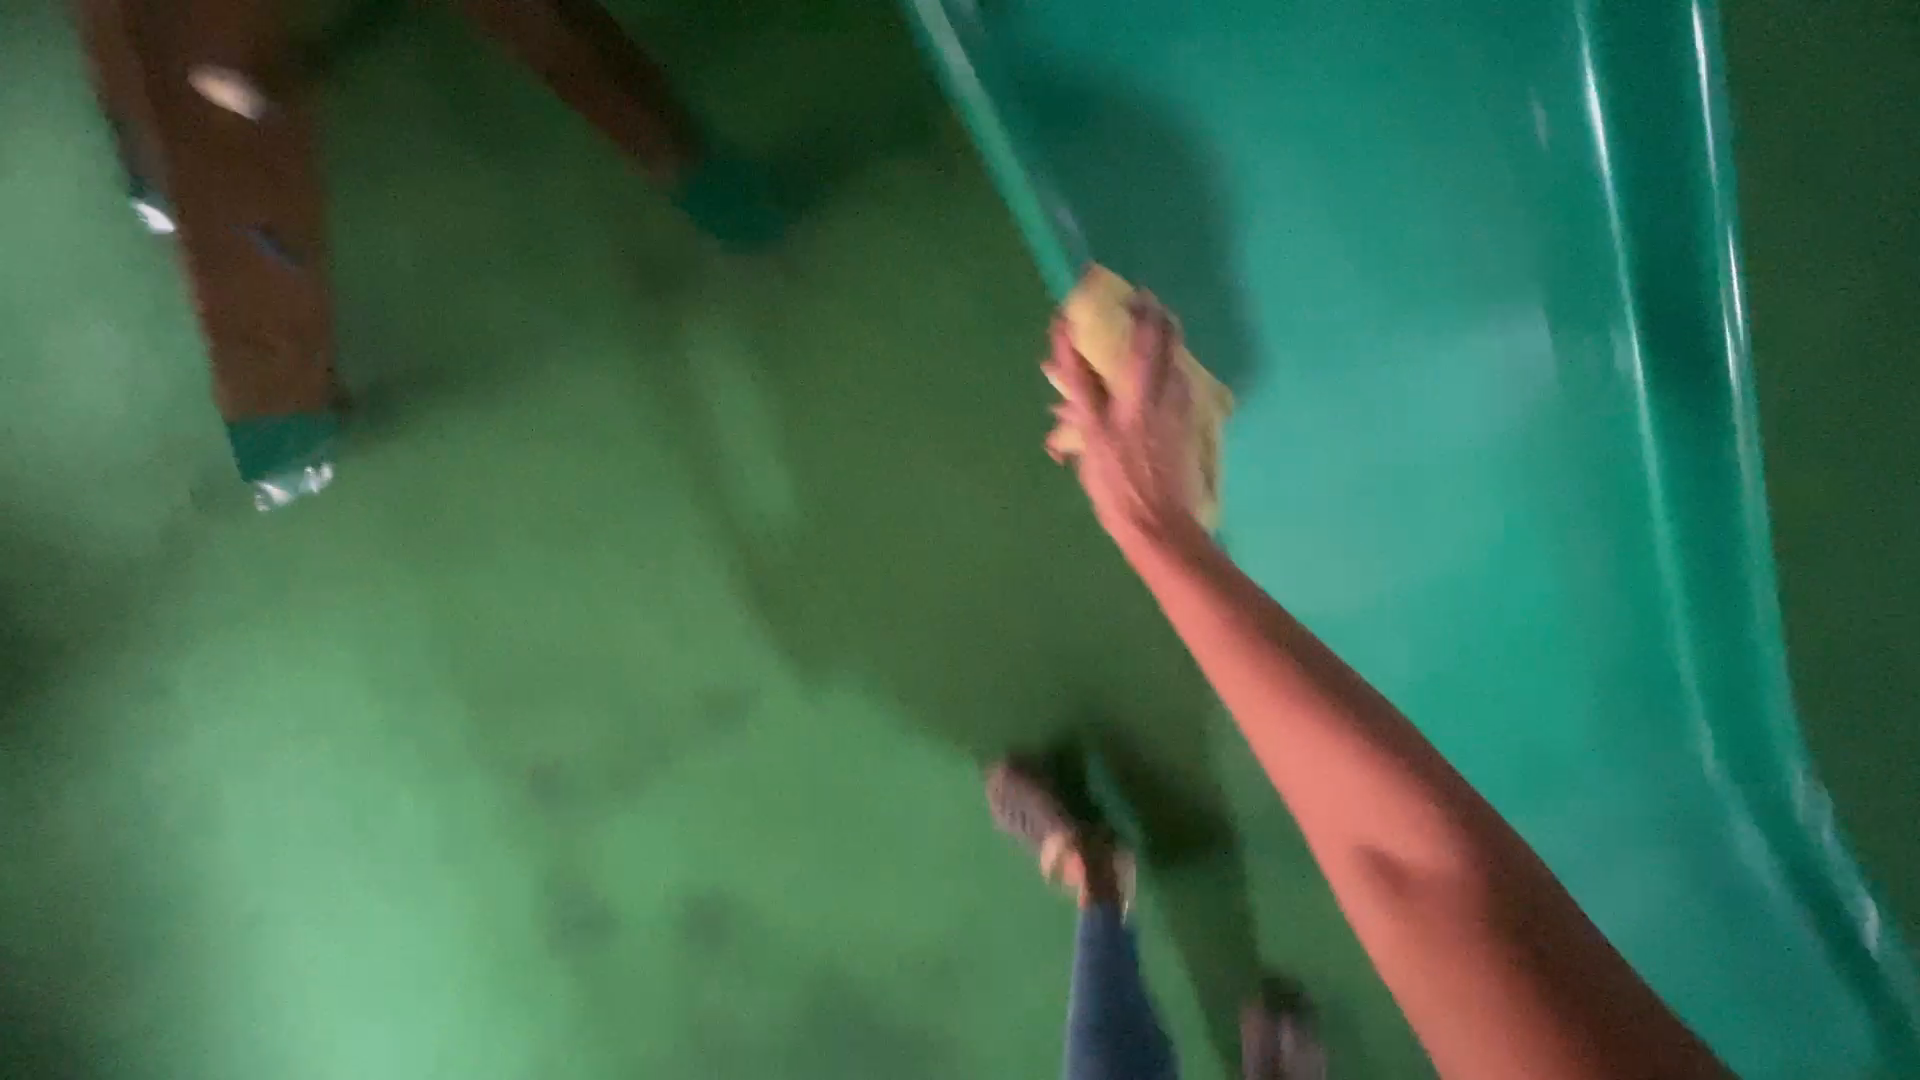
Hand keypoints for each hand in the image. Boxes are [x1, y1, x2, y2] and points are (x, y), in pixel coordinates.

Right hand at [1044, 296, 1204, 544]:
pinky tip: (1169, 368)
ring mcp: (1172, 409)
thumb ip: (1079, 416)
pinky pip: (1180, 380)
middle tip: (1141, 299)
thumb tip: (1063, 397)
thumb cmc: (1117, 493)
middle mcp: (1146, 402)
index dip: (1076, 340)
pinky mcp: (1188, 420)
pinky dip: (1171, 366)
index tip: (1068, 317)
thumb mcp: (1090, 453)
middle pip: (1153, 343)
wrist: (1159, 523)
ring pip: (1172, 358)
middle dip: (1148, 314)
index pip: (1088, 367)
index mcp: (1114, 413)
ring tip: (1159, 321)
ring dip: (1165, 335)